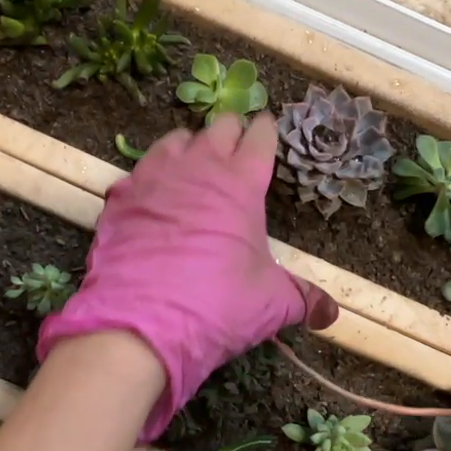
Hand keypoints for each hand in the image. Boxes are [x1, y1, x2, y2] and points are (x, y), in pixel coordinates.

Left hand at [38, 114, 337, 442]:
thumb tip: (330, 315)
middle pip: (218, 127)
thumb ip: (303, 299)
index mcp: (241, 182)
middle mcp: (197, 167)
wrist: (140, 323)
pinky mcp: (120, 198)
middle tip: (235, 154)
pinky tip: (154, 204)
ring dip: (189, 149)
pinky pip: (138, 172)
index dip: (267, 133)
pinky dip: (150, 180)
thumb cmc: (217, 304)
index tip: (268, 135)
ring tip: (194, 171)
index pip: (260, 136)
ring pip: (175, 140)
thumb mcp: (270, 304)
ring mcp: (153, 177)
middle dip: (231, 135)